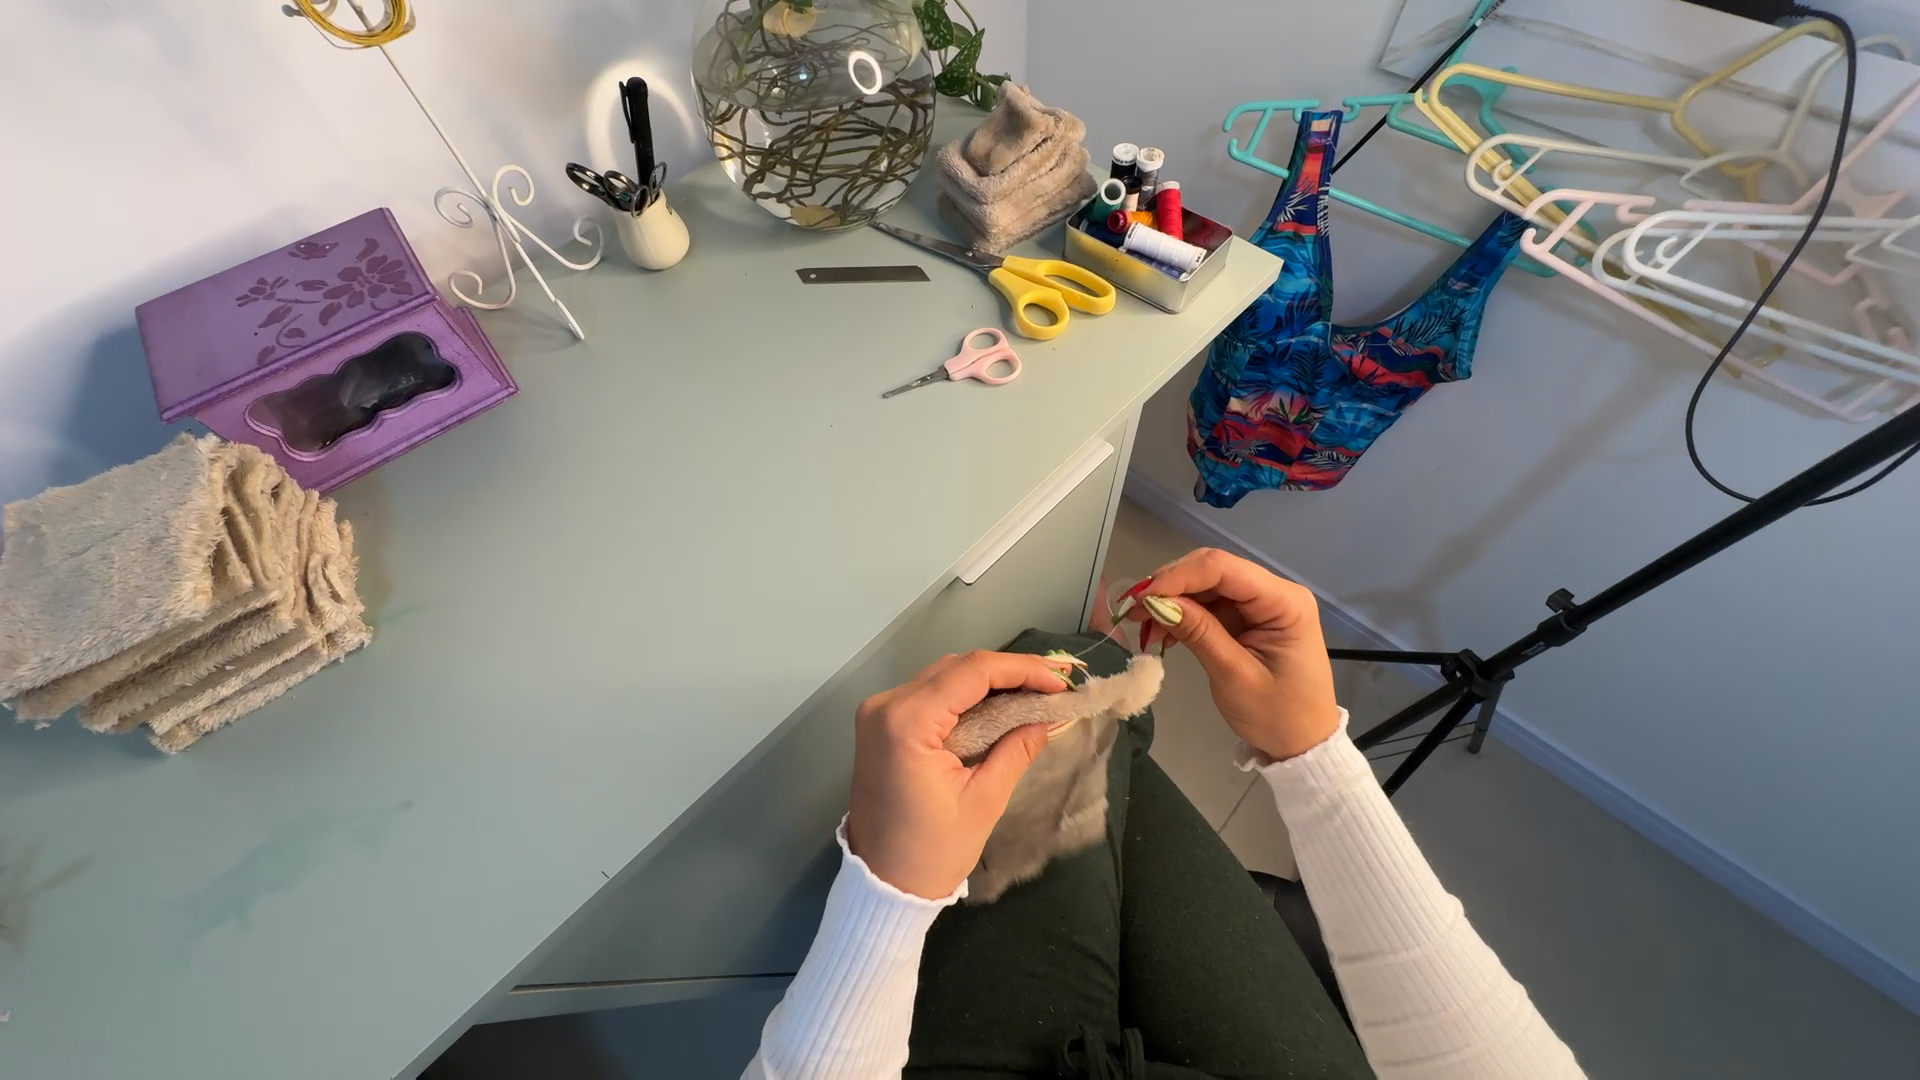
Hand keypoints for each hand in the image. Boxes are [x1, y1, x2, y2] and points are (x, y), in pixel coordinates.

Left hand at [846, 650, 1069, 898]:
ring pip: (945, 675)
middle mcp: (886, 704)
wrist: (881, 884)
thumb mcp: (984, 801)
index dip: (1021, 669)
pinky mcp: (882, 722)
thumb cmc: (932, 850)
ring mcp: (880, 711)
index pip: (972, 672)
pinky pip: (931, 692)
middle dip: (1010, 671)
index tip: (1060, 680)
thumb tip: (1049, 714)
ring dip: (990, 679)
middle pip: (957, 667)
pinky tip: (1000, 701)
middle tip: (1055, 682)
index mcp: (906, 722)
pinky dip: (967, 694)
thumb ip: (1016, 749)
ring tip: (1036, 689)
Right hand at [1121, 549, 1340, 760]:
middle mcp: (1274, 592)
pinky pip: (1207, 603)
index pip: (1223, 569)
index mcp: (1284, 602)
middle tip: (1134, 611)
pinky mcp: (1246, 616)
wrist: (1302, 744)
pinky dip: (1181, 613)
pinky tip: (1162, 631)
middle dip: (1170, 586)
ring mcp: (1259, 603)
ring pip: (1204, 584)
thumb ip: (1199, 633)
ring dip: (1171, 600)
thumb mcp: (1234, 676)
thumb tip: (1156, 602)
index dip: (1177, 577)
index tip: (1140, 599)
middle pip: (1212, 570)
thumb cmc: (1277, 715)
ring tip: (1142, 624)